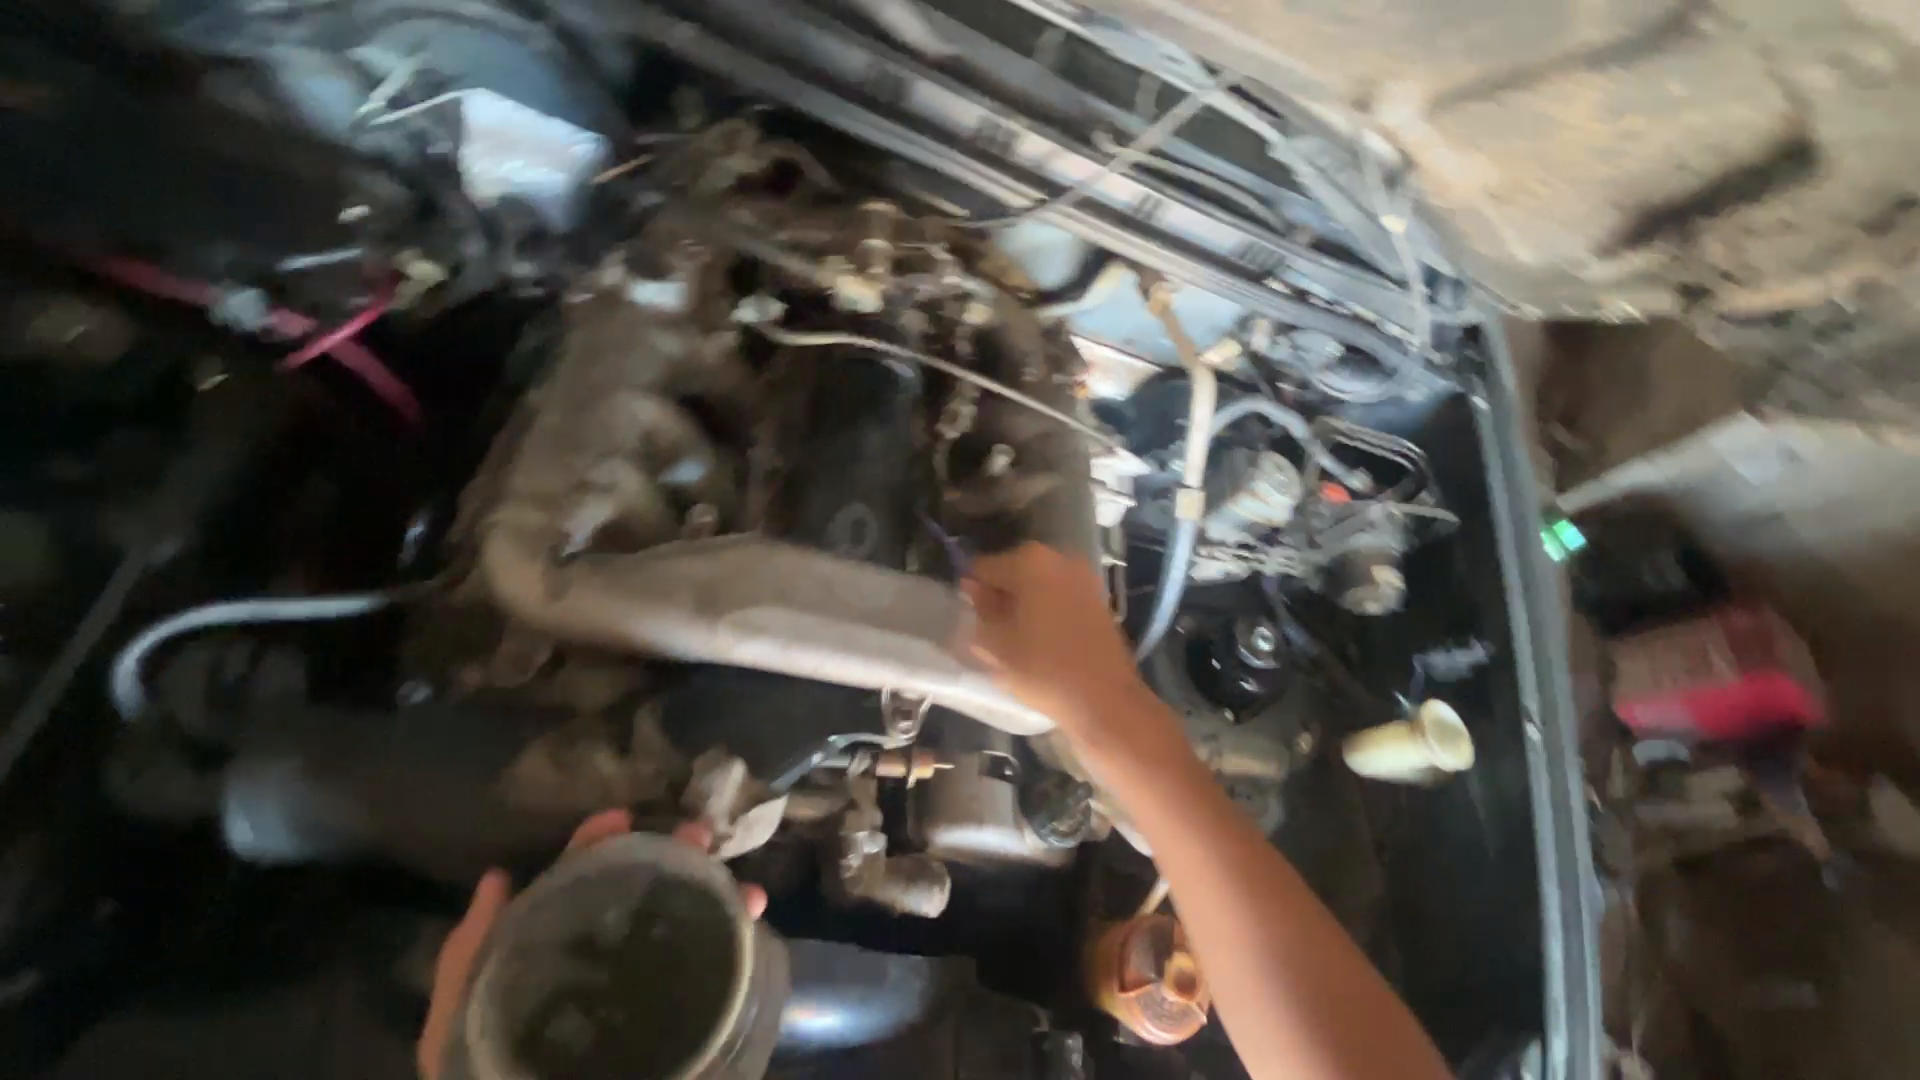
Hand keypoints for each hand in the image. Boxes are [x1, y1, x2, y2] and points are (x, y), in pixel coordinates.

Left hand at [417, 810, 767, 1079]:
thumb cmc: (488, 1062)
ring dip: (715, 891)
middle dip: (674, 855)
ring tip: (739, 880)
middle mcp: (608, 957)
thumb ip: (475, 947)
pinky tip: (751, 914)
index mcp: (559, 946)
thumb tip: (499, 875)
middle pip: (645, 892)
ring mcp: (645, 984)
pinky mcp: (679, 1014)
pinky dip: (738, 935)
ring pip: (687, 920)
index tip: (622, 816)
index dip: (598, 845)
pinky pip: (715, 966)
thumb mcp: (463, 1010)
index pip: (581, 881)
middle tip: (698, 833)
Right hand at [961, 542, 1160, 739]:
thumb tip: (974, 589)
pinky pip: (1059, 598)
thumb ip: (980, 609)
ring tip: (1017, 641)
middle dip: (1000, 597)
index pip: (982, 567)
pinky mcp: (1098, 599)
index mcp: (1030, 561)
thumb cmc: (1043, 670)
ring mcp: (1083, 577)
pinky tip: (1042, 641)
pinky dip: (1046, 612)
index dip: (972, 593)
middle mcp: (1059, 558)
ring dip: (1023, 605)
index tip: (971, 620)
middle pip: (1013, 572)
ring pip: (1037, 586)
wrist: (1105, 701)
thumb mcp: (996, 643)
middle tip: (993, 633)